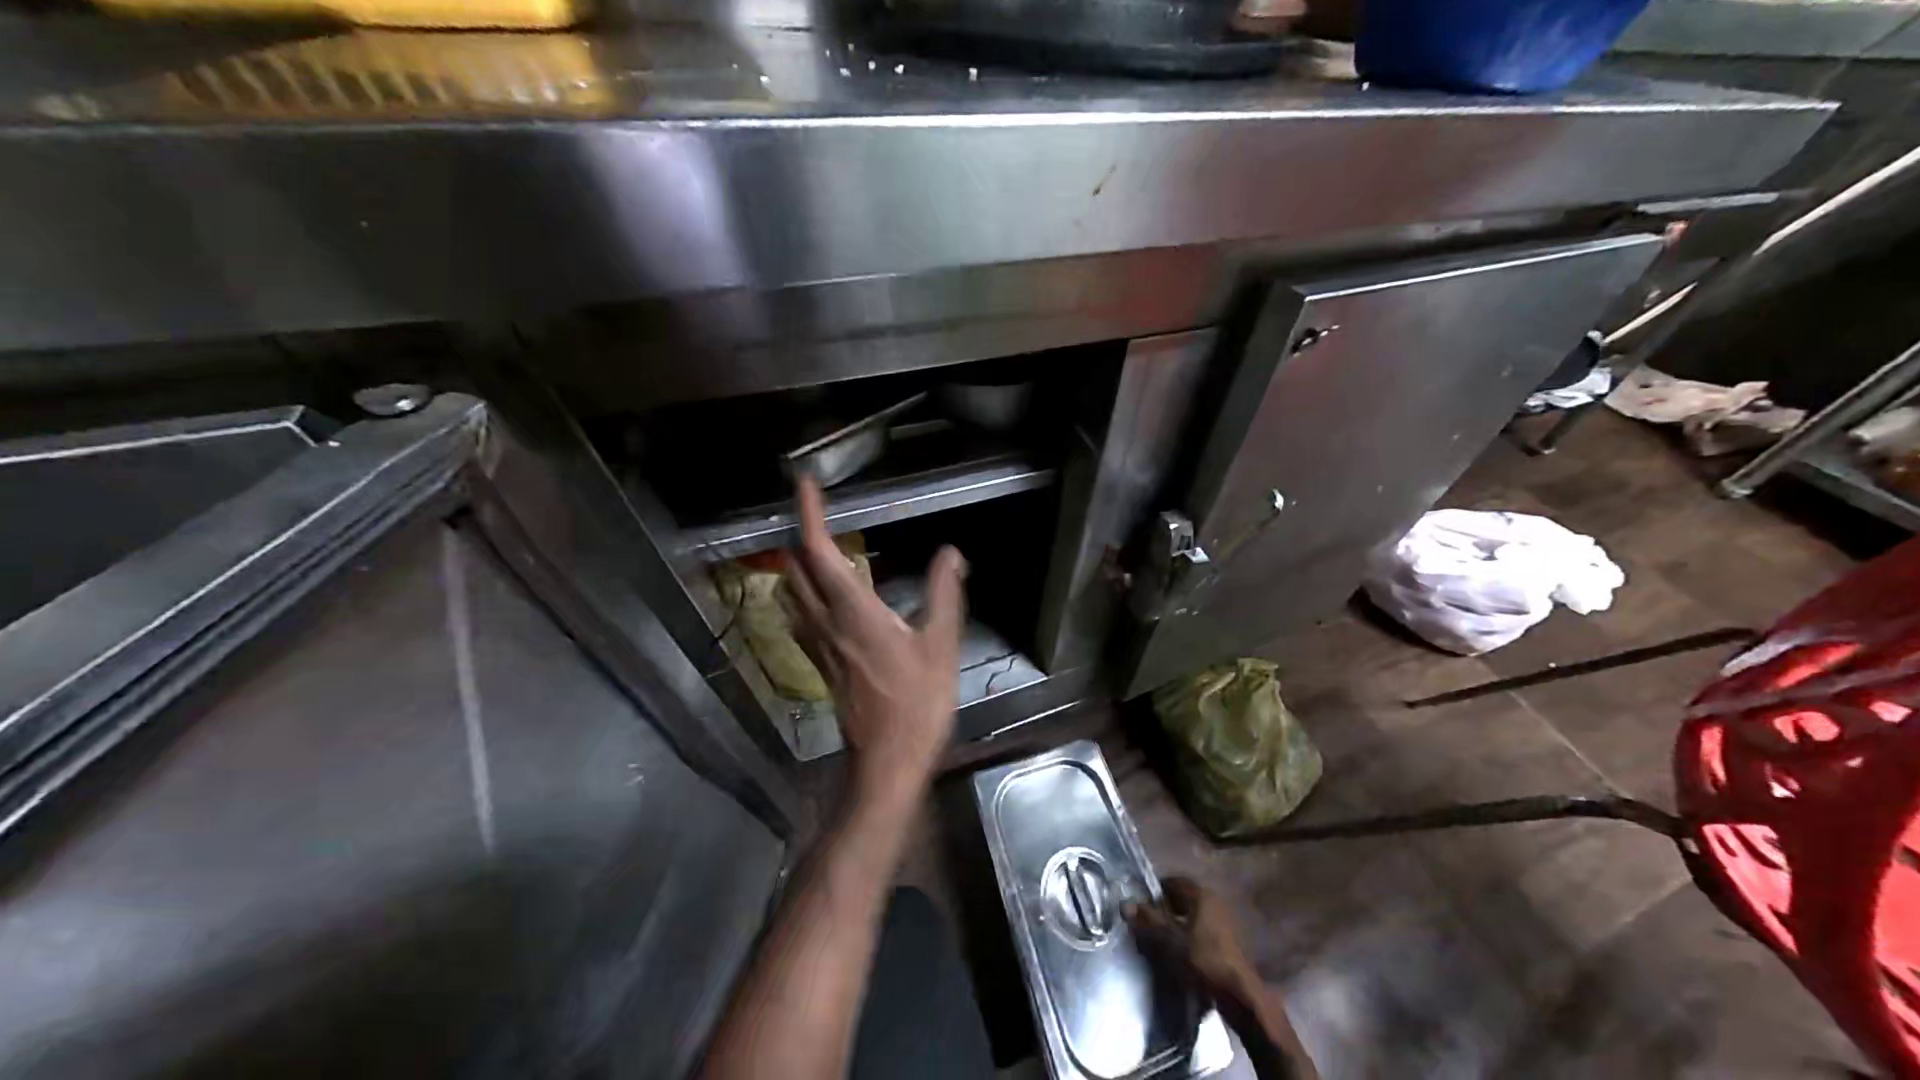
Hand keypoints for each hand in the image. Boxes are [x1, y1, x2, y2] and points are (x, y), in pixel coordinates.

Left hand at [782, 474, 966, 789]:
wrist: (887, 758)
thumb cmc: (917, 701)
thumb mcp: (941, 643)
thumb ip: (944, 593)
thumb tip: (951, 554)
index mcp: (852, 609)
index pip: (817, 549)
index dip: (808, 512)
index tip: (806, 483)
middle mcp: (824, 620)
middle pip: (794, 566)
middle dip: (799, 532)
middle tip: (816, 510)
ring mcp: (817, 643)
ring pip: (790, 590)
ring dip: (796, 562)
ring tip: (818, 545)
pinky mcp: (820, 661)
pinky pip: (799, 614)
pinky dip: (802, 590)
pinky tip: (822, 595)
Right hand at [1125, 877, 1259, 1003]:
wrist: (1240, 995)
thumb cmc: (1204, 960)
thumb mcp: (1170, 941)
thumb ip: (1148, 921)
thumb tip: (1125, 903)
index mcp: (1201, 895)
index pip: (1173, 881)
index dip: (1155, 890)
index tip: (1142, 904)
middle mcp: (1214, 901)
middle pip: (1183, 897)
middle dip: (1165, 907)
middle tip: (1148, 921)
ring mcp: (1224, 921)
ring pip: (1193, 914)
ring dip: (1177, 922)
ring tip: (1161, 939)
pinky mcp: (1229, 940)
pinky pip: (1202, 929)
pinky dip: (1189, 934)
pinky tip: (1180, 951)